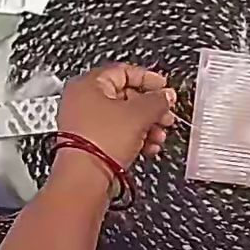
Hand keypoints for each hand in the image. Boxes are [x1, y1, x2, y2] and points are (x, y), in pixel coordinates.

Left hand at [55, 63, 177, 170]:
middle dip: (151, 108)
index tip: (164, 88)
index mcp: (89, 85)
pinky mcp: (91, 143)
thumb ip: (157, 100)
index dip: (148, 79)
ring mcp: (86, 124)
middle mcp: (83, 101)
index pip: (123, 72)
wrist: (86, 177)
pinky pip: (118, 134)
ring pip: (124, 118)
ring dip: (147, 125)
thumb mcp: (138, 114)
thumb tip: (166, 95)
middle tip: (166, 115)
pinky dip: (136, 138)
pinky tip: (149, 147)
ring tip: (159, 135)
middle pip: (126, 96)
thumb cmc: (101, 141)